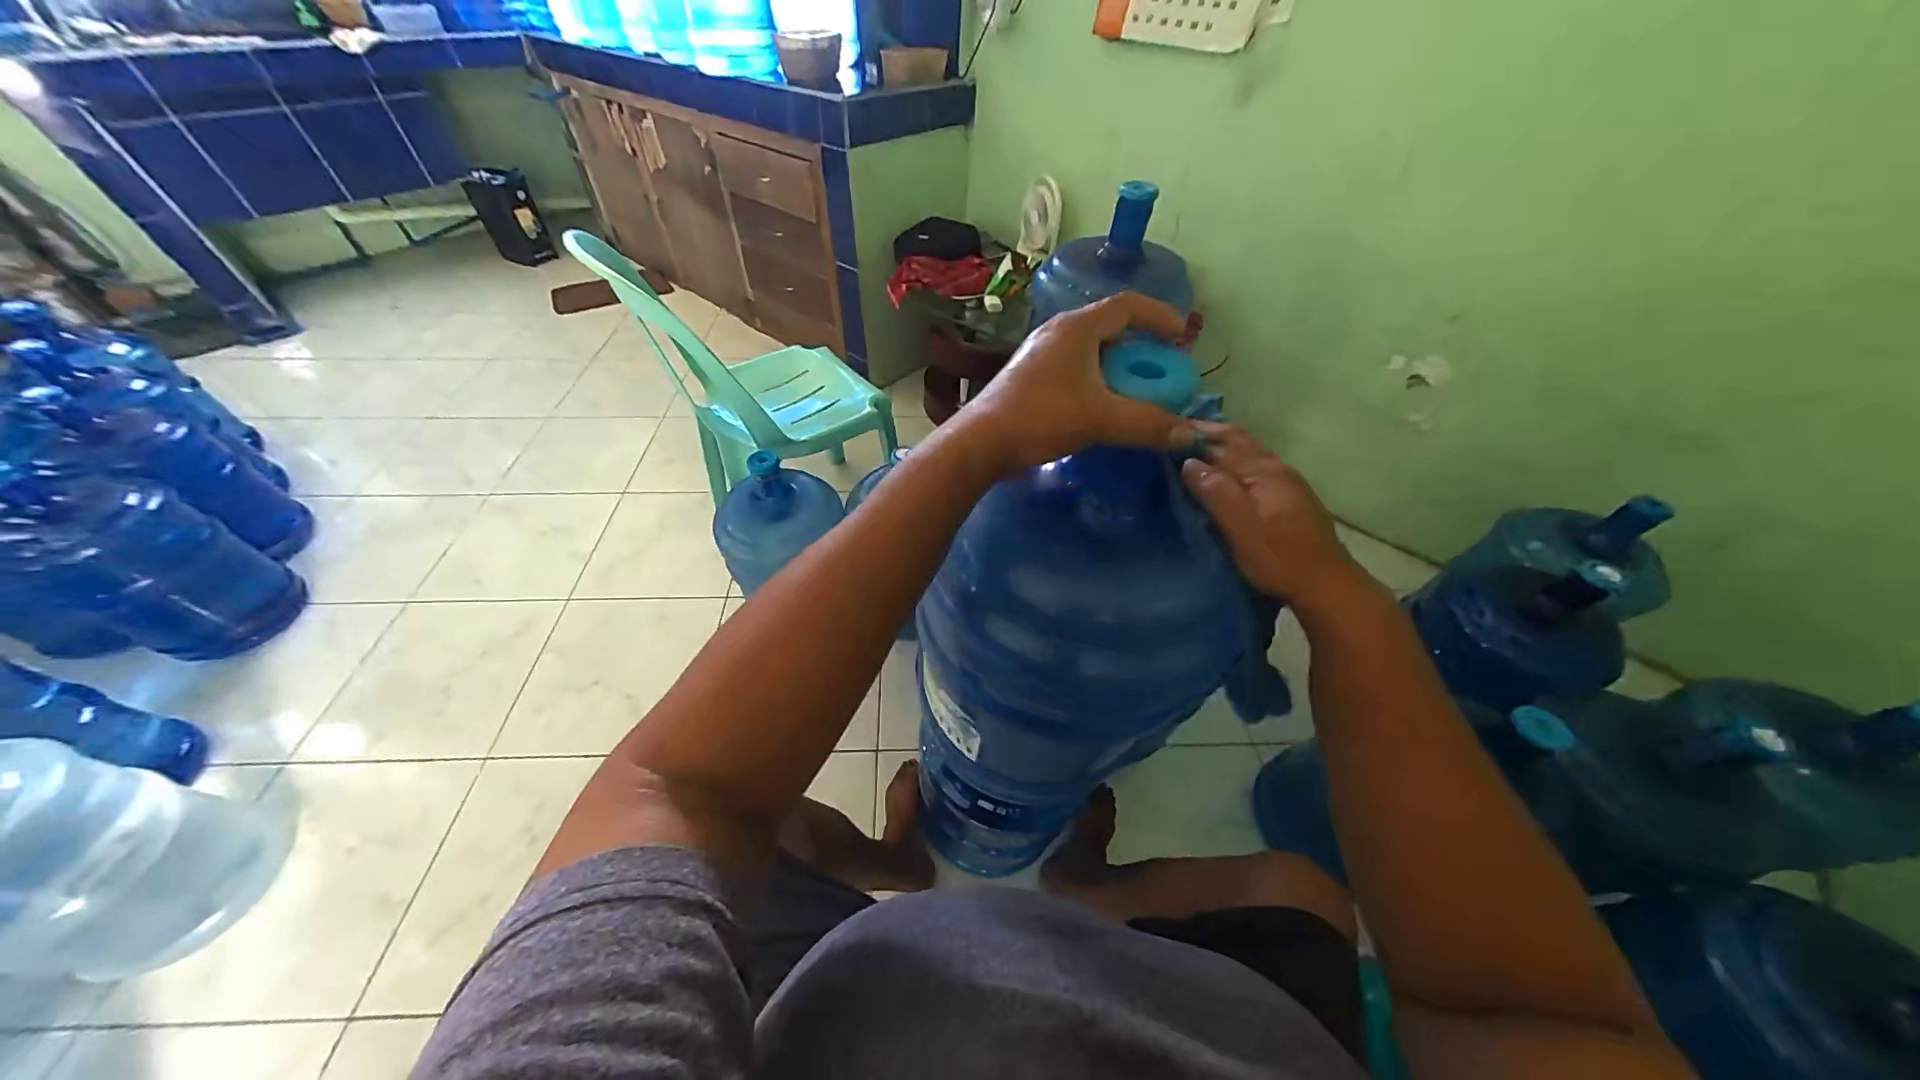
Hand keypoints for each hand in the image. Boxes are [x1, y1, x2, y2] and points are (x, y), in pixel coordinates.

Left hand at [955, 292, 1197, 471]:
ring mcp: (1040, 355)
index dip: (1161, 316)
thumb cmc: (1042, 417)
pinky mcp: (1030, 378)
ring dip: (1118, 367)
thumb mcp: (1101, 419)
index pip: (1128, 306)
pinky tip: (1103, 407)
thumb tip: (1189, 434)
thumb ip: (1148, 424)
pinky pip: (1075, 370)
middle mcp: (1058, 333)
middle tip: (1162, 368)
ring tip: (1137, 390)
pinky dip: (1098, 381)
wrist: (981, 442)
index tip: (1183, 336)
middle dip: (1142, 346)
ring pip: (1091, 351)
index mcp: (1077, 327)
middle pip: (1110, 327)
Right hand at [1179, 423, 1376, 605]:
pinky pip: (1254, 469)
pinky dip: (1233, 463)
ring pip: (1248, 454)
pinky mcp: (1288, 500)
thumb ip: (1215, 491)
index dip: (1195, 434)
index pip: (1224, 441)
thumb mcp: (1241, 527)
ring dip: (1222, 447)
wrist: (1325, 585)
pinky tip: (1223, 474)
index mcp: (1263, 471)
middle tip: (1176, 433)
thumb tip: (1189, 462)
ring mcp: (1286, 484)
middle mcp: (1277, 469)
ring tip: (1193, 449)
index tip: (1165, 430)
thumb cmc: (1278, 557)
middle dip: (1209, 434)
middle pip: (1239, 441)